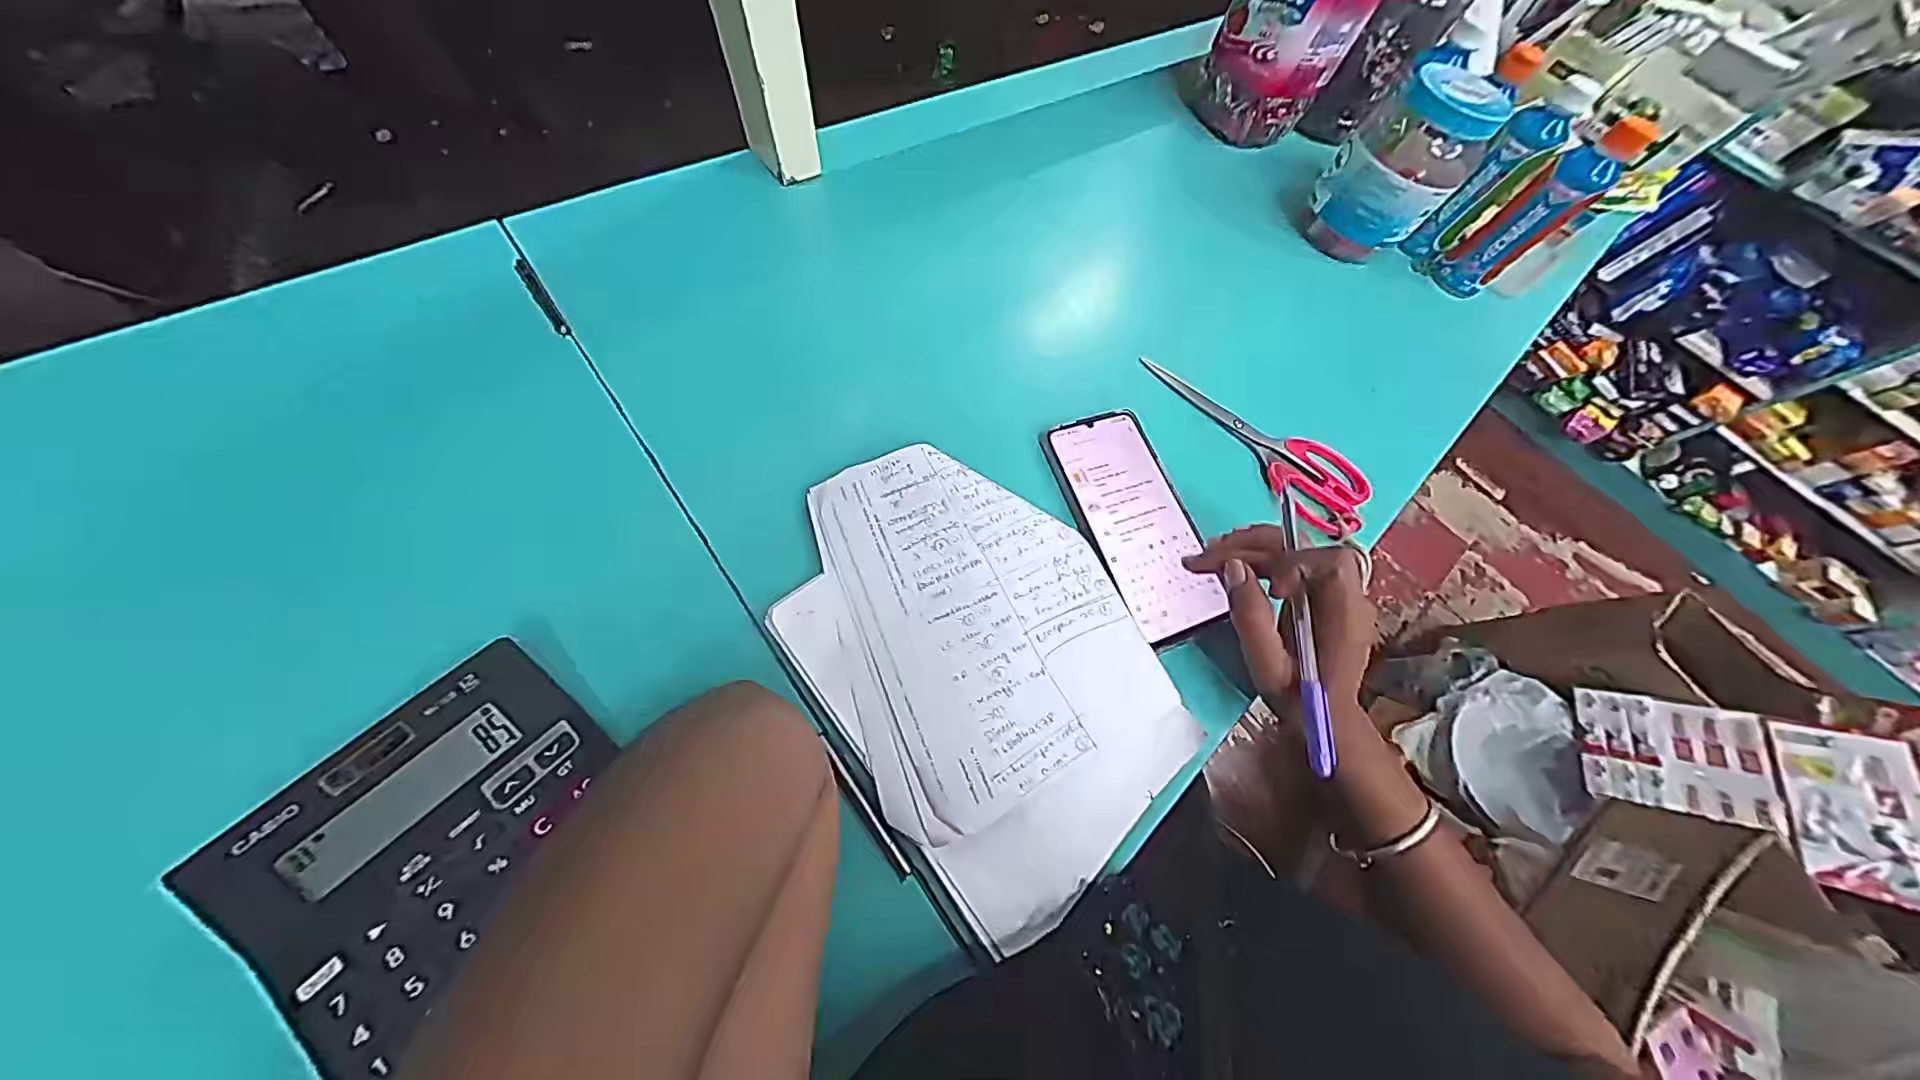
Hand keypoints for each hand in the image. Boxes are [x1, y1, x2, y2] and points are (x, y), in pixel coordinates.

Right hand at [1183, 526, 1375, 705]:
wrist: (1323, 719)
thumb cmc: (1297, 698)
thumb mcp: (1267, 665)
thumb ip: (1251, 616)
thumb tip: (1233, 568)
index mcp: (1345, 613)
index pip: (1329, 562)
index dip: (1296, 565)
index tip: (1273, 589)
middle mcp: (1345, 595)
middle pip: (1304, 547)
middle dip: (1255, 545)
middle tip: (1211, 552)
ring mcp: (1332, 592)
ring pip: (1292, 551)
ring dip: (1250, 549)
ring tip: (1211, 556)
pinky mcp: (1316, 595)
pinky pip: (1289, 564)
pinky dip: (1258, 560)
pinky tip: (1231, 566)